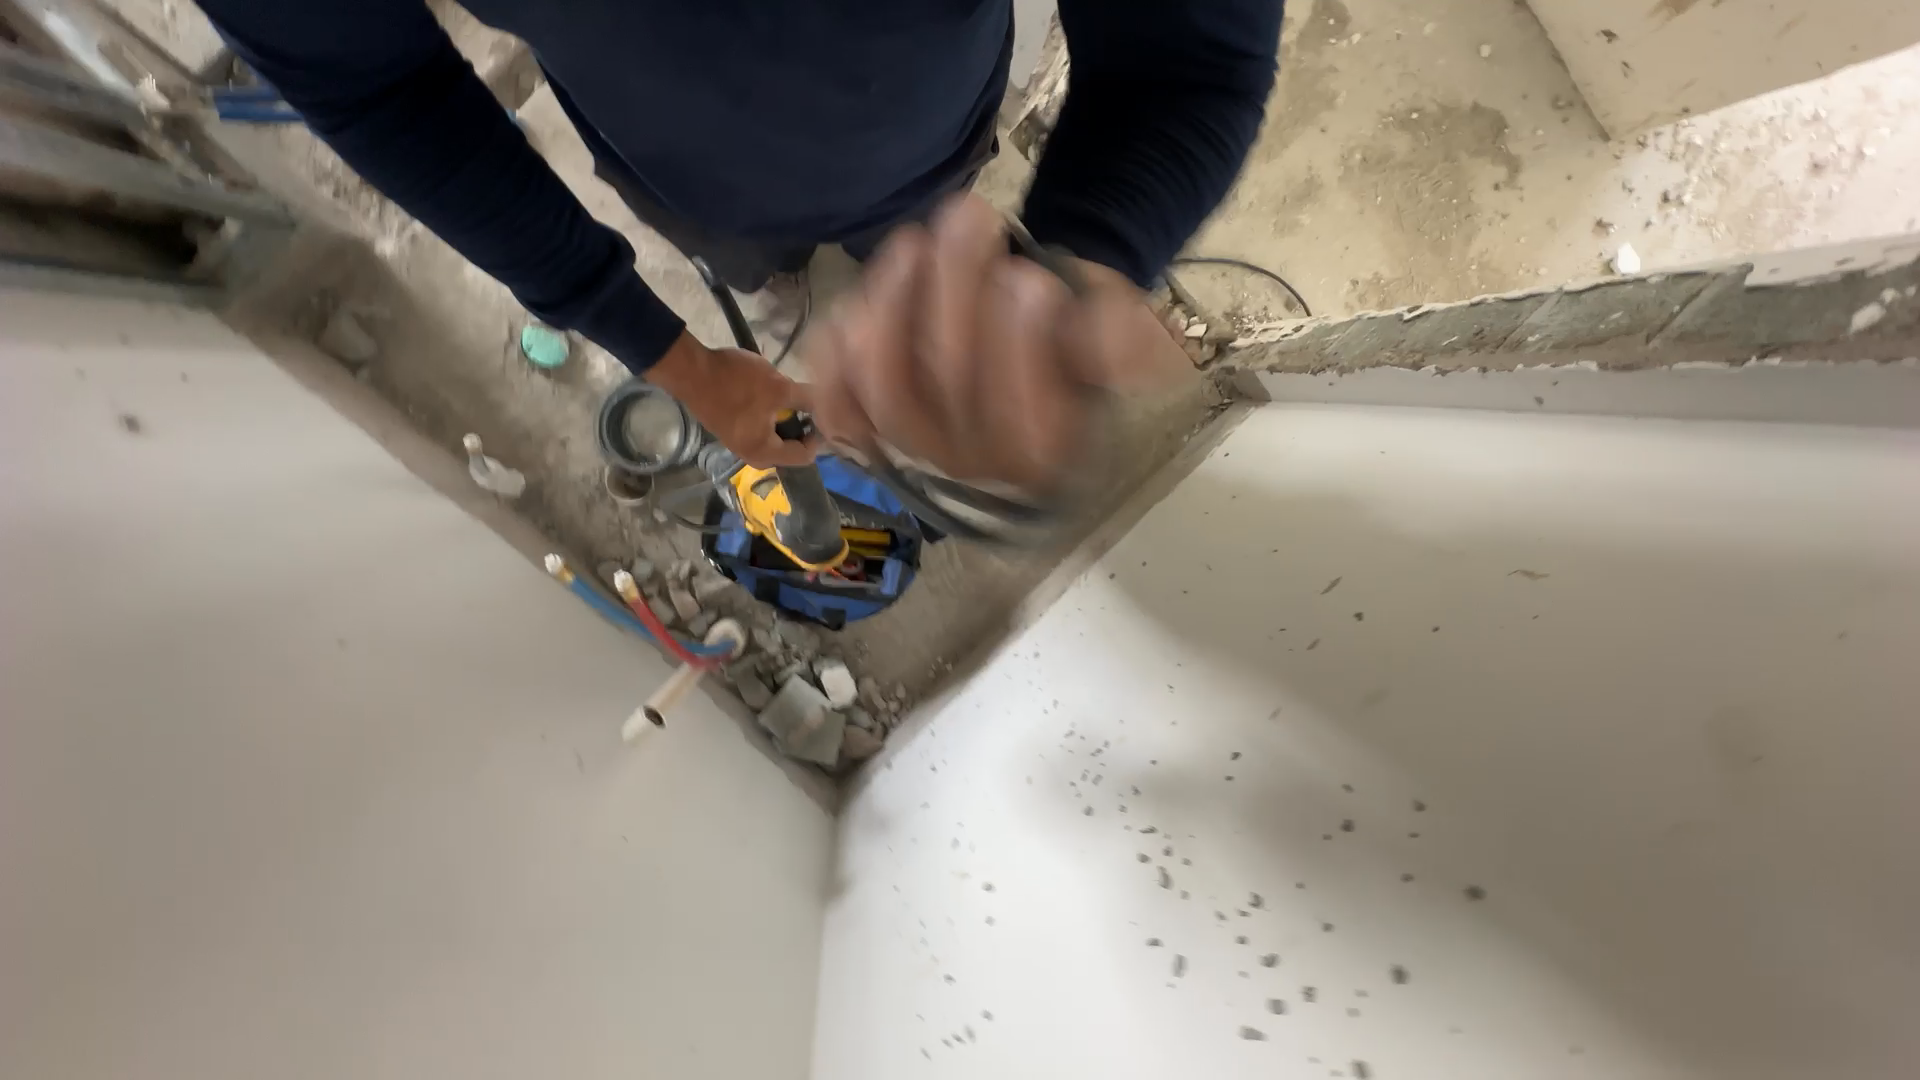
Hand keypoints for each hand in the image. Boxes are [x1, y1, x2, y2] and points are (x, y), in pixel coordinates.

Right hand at [647, 330, 821, 467]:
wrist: (689, 371)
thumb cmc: (737, 382)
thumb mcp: (779, 387)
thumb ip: (807, 400)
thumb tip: (828, 406)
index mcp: (765, 454)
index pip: (805, 456)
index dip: (818, 436)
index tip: (820, 413)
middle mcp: (751, 457)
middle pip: (790, 450)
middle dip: (801, 429)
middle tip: (806, 405)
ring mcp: (738, 445)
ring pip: (774, 439)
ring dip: (784, 421)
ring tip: (787, 397)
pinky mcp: (730, 431)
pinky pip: (759, 431)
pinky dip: (768, 418)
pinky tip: (769, 397)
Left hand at [805, 194, 1190, 490]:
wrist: (1023, 366)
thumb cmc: (1067, 347)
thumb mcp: (1114, 344)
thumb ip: (1117, 339)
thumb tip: (1106, 326)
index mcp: (1045, 458)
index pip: (1022, 421)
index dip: (1019, 349)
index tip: (1030, 280)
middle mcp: (976, 470)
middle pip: (952, 393)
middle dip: (958, 294)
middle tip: (971, 218)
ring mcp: (915, 457)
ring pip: (889, 396)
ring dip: (894, 308)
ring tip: (913, 246)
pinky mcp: (870, 435)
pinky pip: (839, 408)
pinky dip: (833, 362)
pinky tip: (853, 308)